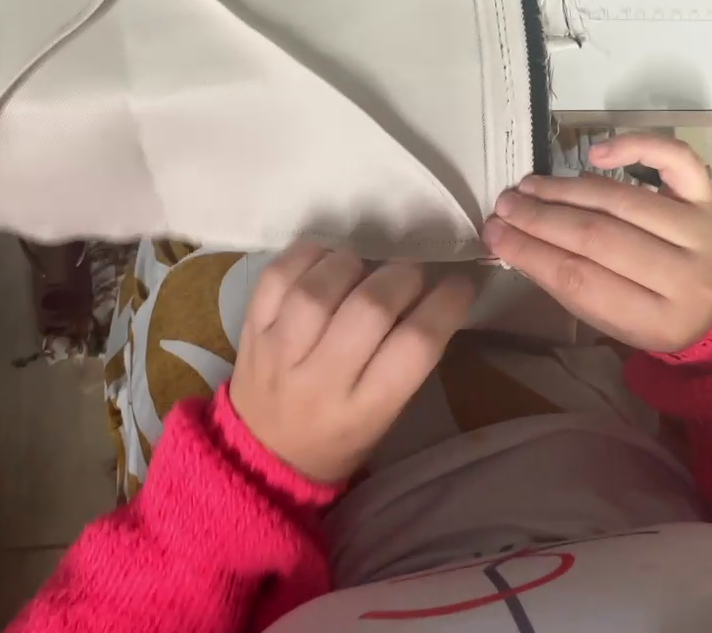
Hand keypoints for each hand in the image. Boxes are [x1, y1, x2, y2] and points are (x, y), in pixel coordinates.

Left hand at [229, 241, 473, 482]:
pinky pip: (276, 277)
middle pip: (369, 309)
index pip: (415, 347)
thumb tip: (436, 289)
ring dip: (350, 263)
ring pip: (318, 290)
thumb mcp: (386, 413)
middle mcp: (321, 381)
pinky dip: (305, 256)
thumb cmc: (340, 435)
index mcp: (365, 410)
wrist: (262, 455)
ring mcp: (279, 353)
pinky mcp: (252, 329)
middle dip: (402, 276)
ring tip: (361, 266)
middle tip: (411, 272)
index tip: (459, 283)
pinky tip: (324, 259)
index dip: (445, 304)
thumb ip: (407, 356)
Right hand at [482, 133, 711, 352]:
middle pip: (598, 237)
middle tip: (503, 207)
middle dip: (540, 220)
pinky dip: (635, 146)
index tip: (493, 234)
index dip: (530, 253)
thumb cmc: (651, 314)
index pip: (580, 280)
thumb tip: (509, 238)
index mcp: (659, 320)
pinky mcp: (709, 198)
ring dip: (566, 190)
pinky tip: (594, 154)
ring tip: (527, 187)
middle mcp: (687, 274)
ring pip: (622, 200)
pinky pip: (674, 160)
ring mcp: (702, 230)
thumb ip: (565, 282)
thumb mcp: (610, 319)